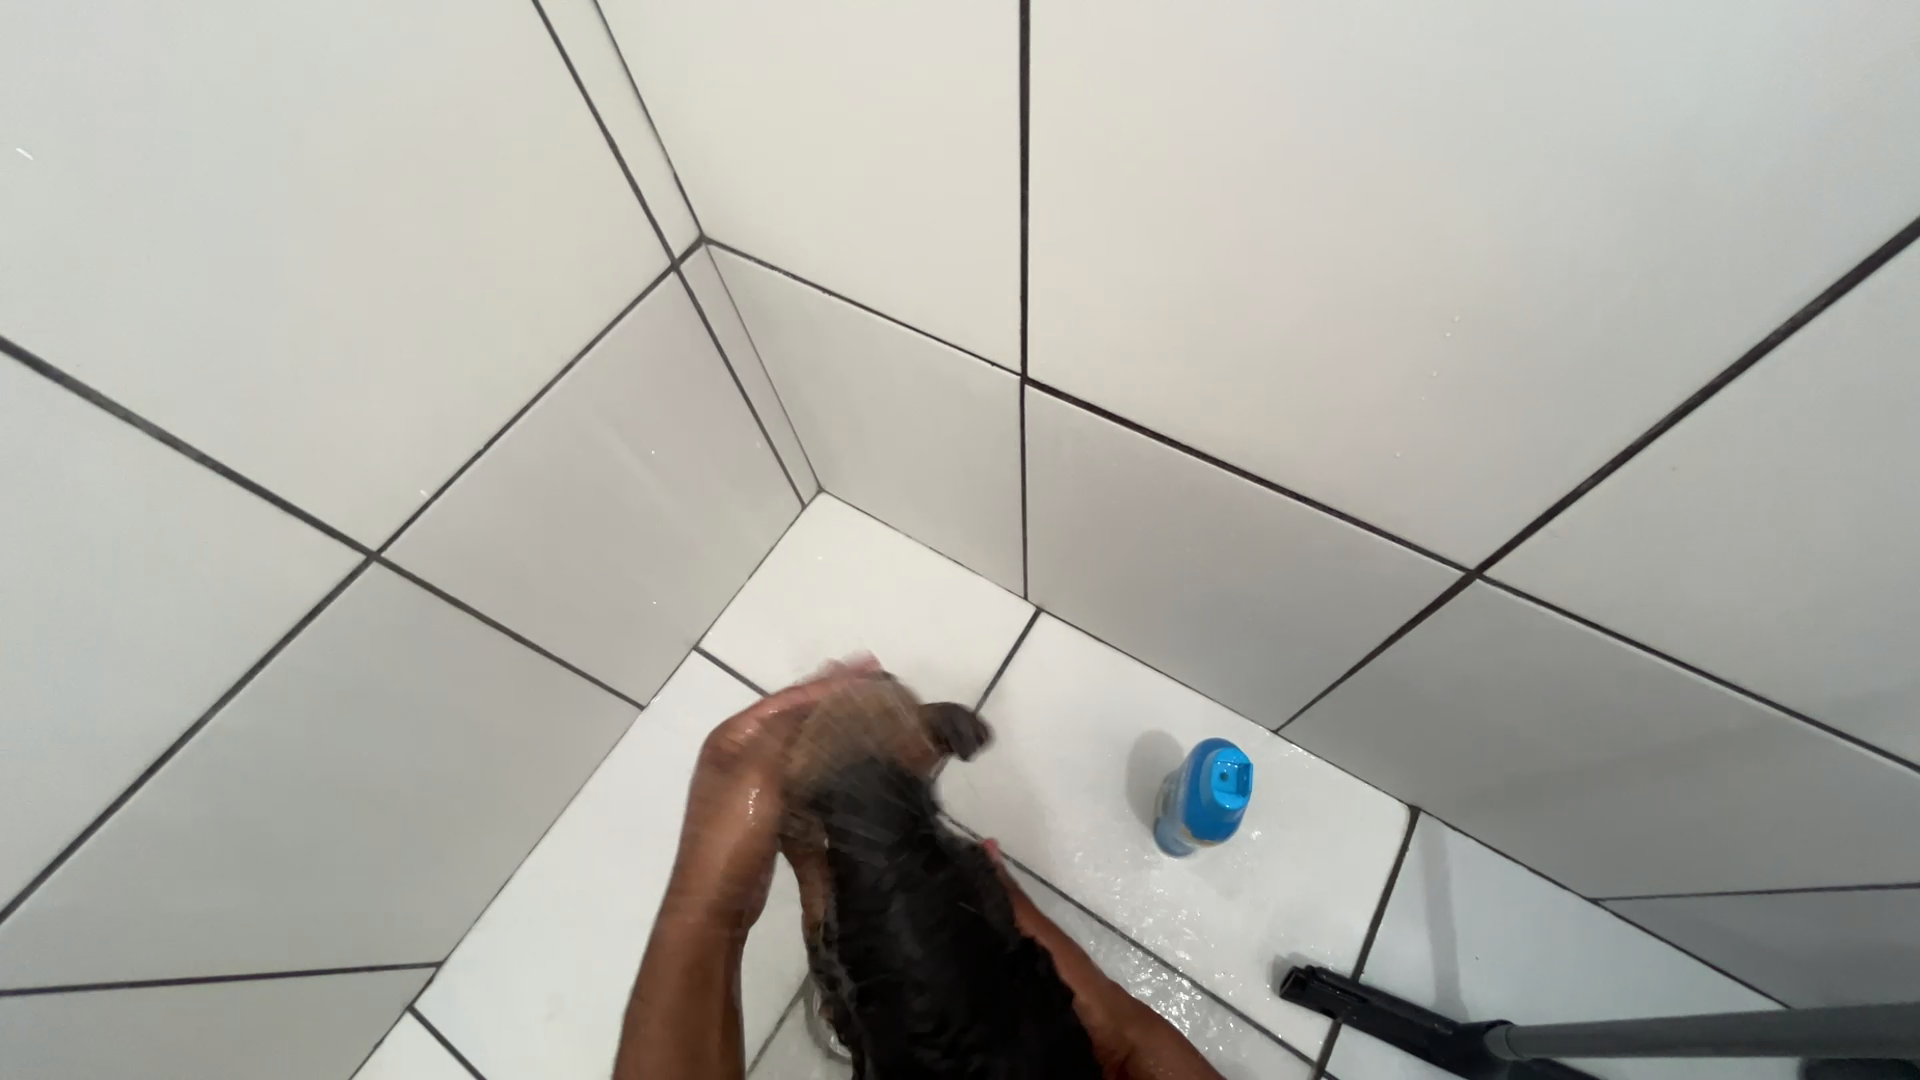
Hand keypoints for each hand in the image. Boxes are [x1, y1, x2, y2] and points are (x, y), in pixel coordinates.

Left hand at [662, 657, 880, 935]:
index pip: (791, 698)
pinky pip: (804, 772)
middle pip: (796, 715)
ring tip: (871, 712)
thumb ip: (788, 729)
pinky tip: (854, 755)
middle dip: (835, 698)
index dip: (832, 682)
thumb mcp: (758, 771)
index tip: (872, 666)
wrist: (715, 903)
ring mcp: (753, 781)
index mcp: (733, 736)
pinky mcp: (770, 808)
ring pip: (803, 743)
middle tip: (878, 683)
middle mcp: (740, 751)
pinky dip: (829, 758)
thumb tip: (823, 697)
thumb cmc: (733, 832)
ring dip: (834, 725)